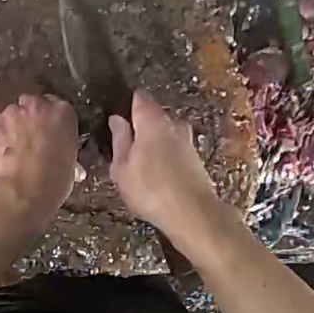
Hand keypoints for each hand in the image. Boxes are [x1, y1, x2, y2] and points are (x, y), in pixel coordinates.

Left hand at [0, 93, 79, 232]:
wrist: (23, 192)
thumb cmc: (54, 182)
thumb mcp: (70, 167)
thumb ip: (65, 154)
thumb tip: (72, 167)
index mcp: (63, 114)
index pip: (58, 107)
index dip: (52, 122)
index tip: (50, 134)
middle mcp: (38, 106)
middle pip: (32, 104)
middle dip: (31, 119)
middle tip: (31, 141)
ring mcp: (12, 113)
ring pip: (12, 115)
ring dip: (13, 128)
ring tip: (12, 151)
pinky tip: (0, 155)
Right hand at [109, 90, 228, 252]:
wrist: (192, 213)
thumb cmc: (150, 190)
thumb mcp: (122, 169)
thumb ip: (119, 141)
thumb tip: (117, 120)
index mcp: (152, 123)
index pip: (141, 99)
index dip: (130, 104)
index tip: (121, 117)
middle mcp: (173, 126)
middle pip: (157, 115)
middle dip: (144, 124)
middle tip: (128, 143)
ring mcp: (188, 142)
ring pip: (170, 133)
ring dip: (158, 141)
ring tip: (144, 161)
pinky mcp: (197, 160)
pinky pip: (178, 150)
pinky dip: (169, 156)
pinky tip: (161, 173)